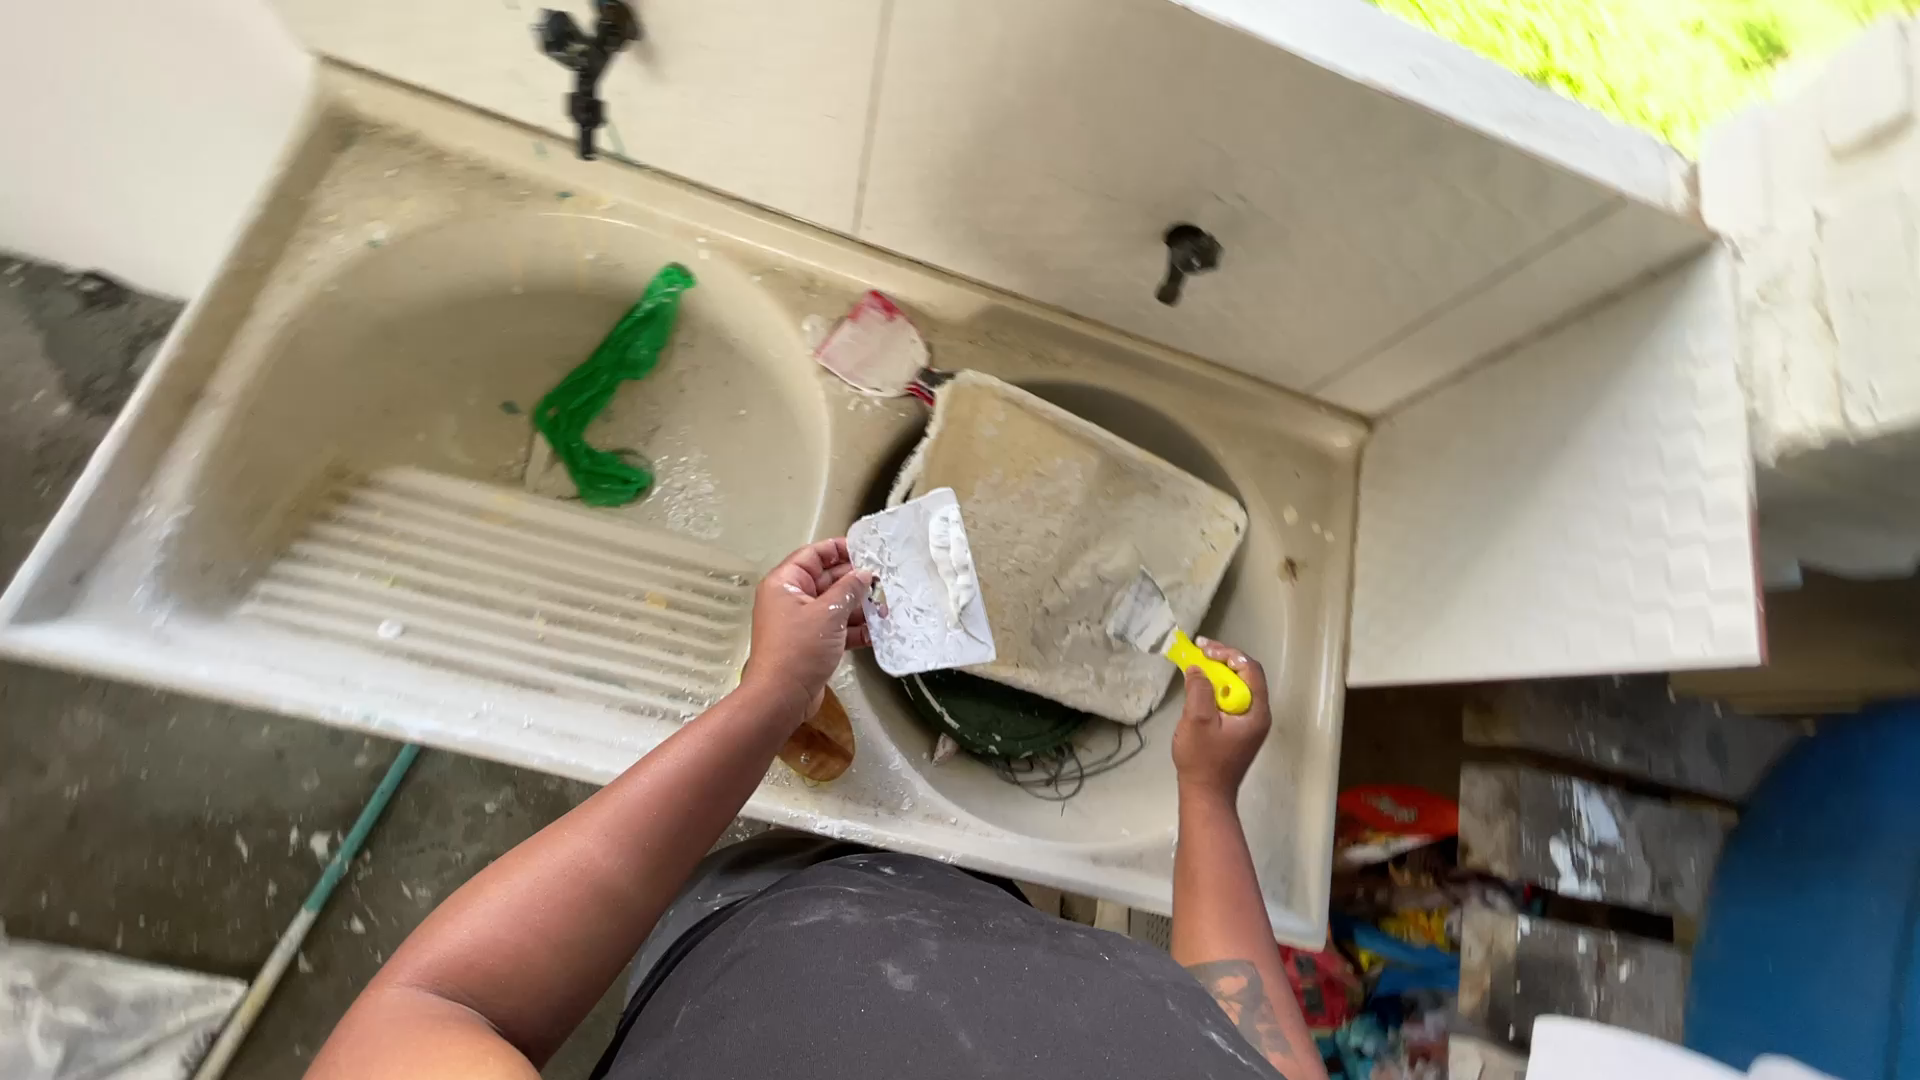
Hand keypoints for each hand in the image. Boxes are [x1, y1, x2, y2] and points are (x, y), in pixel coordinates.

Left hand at [743, 539, 873, 717]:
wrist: (781, 698)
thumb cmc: (797, 651)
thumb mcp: (828, 613)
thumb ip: (849, 590)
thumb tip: (864, 574)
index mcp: (785, 583)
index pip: (813, 555)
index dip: (838, 549)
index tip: (865, 550)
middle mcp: (790, 599)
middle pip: (826, 579)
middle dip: (854, 582)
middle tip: (882, 581)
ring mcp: (801, 622)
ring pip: (834, 605)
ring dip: (858, 607)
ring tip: (885, 608)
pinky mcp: (811, 643)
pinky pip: (836, 628)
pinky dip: (854, 629)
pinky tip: (876, 631)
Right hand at [1171, 638, 1270, 801]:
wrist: (1206, 794)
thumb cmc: (1203, 759)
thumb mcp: (1197, 720)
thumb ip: (1199, 689)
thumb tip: (1197, 668)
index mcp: (1256, 712)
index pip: (1250, 670)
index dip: (1228, 654)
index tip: (1204, 650)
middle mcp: (1258, 714)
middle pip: (1246, 676)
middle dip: (1222, 659)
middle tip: (1198, 651)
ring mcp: (1249, 723)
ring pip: (1237, 687)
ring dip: (1218, 672)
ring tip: (1196, 664)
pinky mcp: (1238, 729)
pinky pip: (1230, 700)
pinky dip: (1216, 688)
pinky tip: (1200, 687)